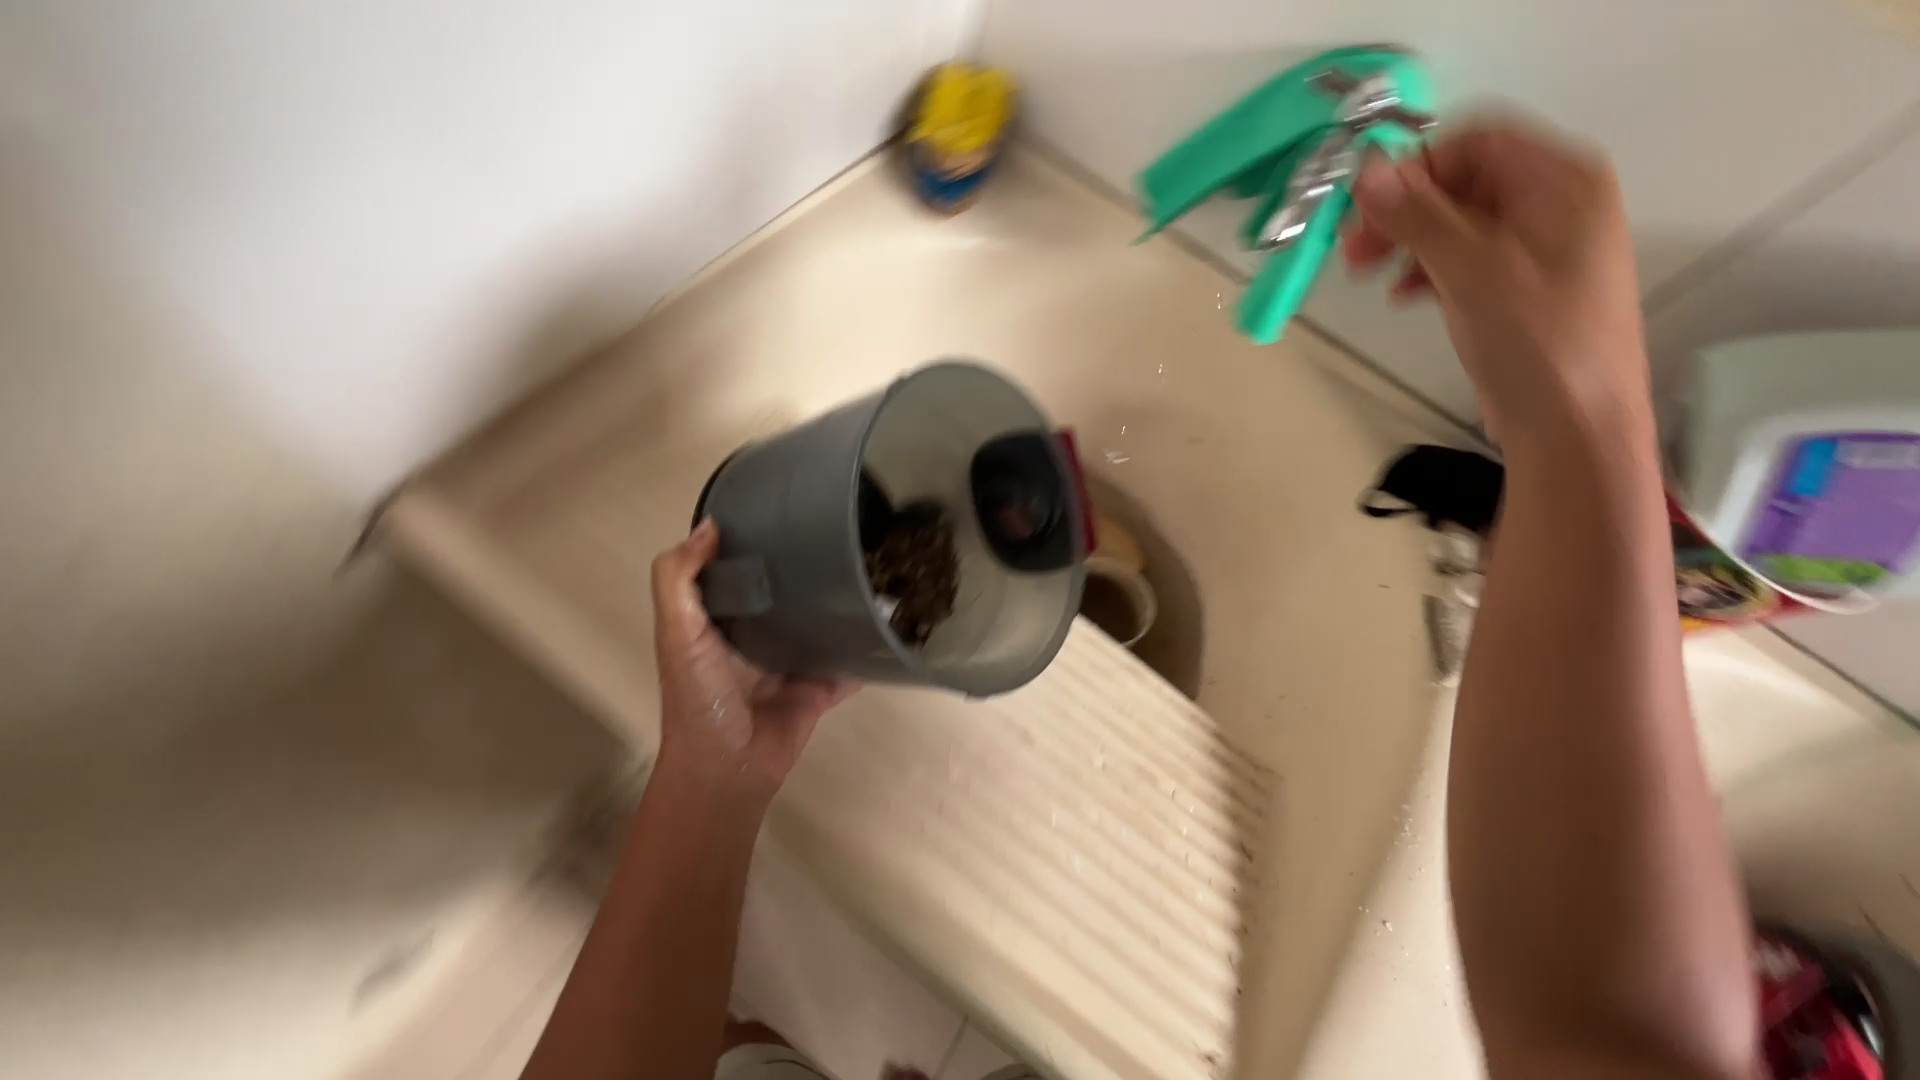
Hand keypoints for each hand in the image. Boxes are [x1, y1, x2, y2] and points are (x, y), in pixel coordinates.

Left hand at [650, 520, 858, 801]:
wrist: (729, 767)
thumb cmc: (698, 696)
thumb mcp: (677, 632)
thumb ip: (679, 580)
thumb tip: (710, 526)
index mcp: (719, 620)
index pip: (738, 571)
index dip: (753, 542)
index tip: (785, 508)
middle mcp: (756, 636)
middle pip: (785, 595)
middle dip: (807, 570)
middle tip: (844, 534)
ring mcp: (791, 663)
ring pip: (820, 626)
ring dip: (840, 607)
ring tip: (874, 569)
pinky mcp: (819, 688)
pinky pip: (847, 664)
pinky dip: (865, 651)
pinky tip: (890, 621)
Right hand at [1342, 119, 1652, 449]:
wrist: (1572, 424)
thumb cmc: (1535, 340)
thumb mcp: (1471, 269)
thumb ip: (1418, 215)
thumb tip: (1365, 170)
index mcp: (1561, 180)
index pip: (1475, 140)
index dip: (1416, 167)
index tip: (1366, 208)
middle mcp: (1552, 202)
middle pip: (1461, 181)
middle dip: (1403, 209)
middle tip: (1353, 248)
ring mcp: (1534, 246)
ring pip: (1454, 221)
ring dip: (1405, 241)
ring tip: (1366, 274)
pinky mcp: (1514, 286)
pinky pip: (1461, 257)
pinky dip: (1425, 269)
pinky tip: (1401, 296)